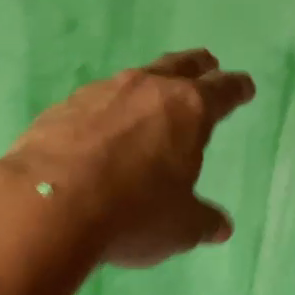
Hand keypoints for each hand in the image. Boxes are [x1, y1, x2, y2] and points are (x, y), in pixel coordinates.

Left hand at [3, 49, 256, 266]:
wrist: (50, 207)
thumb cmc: (132, 216)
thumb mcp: (179, 229)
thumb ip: (202, 222)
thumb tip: (220, 227)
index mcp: (188, 111)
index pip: (222, 92)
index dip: (236, 90)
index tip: (244, 88)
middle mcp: (146, 90)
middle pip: (179, 68)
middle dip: (196, 68)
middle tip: (206, 65)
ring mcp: (100, 94)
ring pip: (133, 81)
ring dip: (146, 88)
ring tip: (148, 101)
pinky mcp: (61, 109)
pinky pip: (92, 104)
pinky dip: (104, 114)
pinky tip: (98, 131)